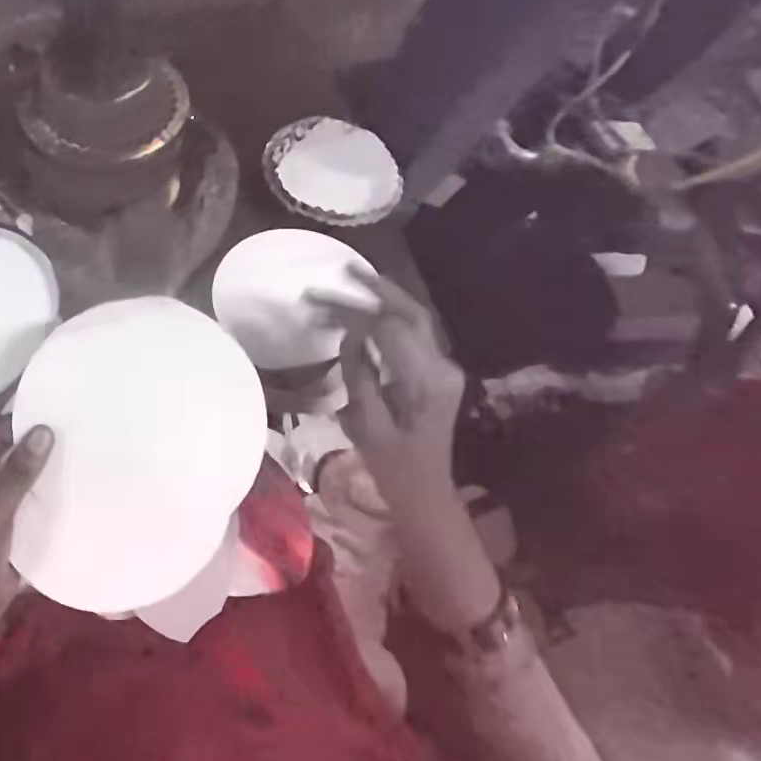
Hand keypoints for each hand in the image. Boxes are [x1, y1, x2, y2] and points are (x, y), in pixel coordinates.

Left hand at [0, 418, 49, 751]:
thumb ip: (17, 475)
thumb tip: (43, 430)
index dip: (19, 418)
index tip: (58, 404)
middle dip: (30, 436)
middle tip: (73, 421)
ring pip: (9, 468)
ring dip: (35, 460)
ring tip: (76, 443)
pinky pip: (15, 490)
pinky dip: (35, 483)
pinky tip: (64, 478)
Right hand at [309, 268, 464, 487]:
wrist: (426, 490)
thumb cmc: (391, 464)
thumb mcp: (365, 424)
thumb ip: (359, 375)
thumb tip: (349, 335)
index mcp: (425, 381)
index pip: (388, 329)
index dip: (352, 314)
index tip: (316, 308)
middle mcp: (442, 366)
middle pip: (410, 313)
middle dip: (376, 288)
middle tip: (344, 270)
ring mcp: (444, 367)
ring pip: (416, 318)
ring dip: (385, 296)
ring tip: (353, 279)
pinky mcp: (436, 371)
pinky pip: (414, 332)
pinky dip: (390, 314)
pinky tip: (370, 307)